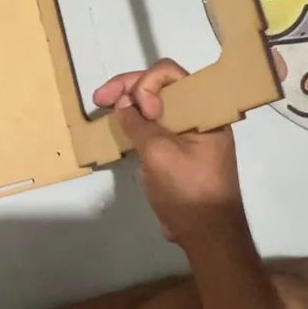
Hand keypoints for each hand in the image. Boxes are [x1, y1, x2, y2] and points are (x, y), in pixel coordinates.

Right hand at [93, 59, 247, 245]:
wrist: (207, 233)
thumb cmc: (187, 189)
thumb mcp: (159, 153)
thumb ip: (139, 124)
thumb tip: (123, 104)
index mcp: (203, 109)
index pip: (170, 75)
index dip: (147, 85)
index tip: (143, 112)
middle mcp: (197, 115)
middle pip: (159, 86)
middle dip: (128, 88)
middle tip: (100, 98)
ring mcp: (186, 133)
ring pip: (154, 106)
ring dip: (128, 104)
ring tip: (102, 108)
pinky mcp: (176, 150)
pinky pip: (154, 127)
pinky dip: (134, 124)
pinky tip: (116, 127)